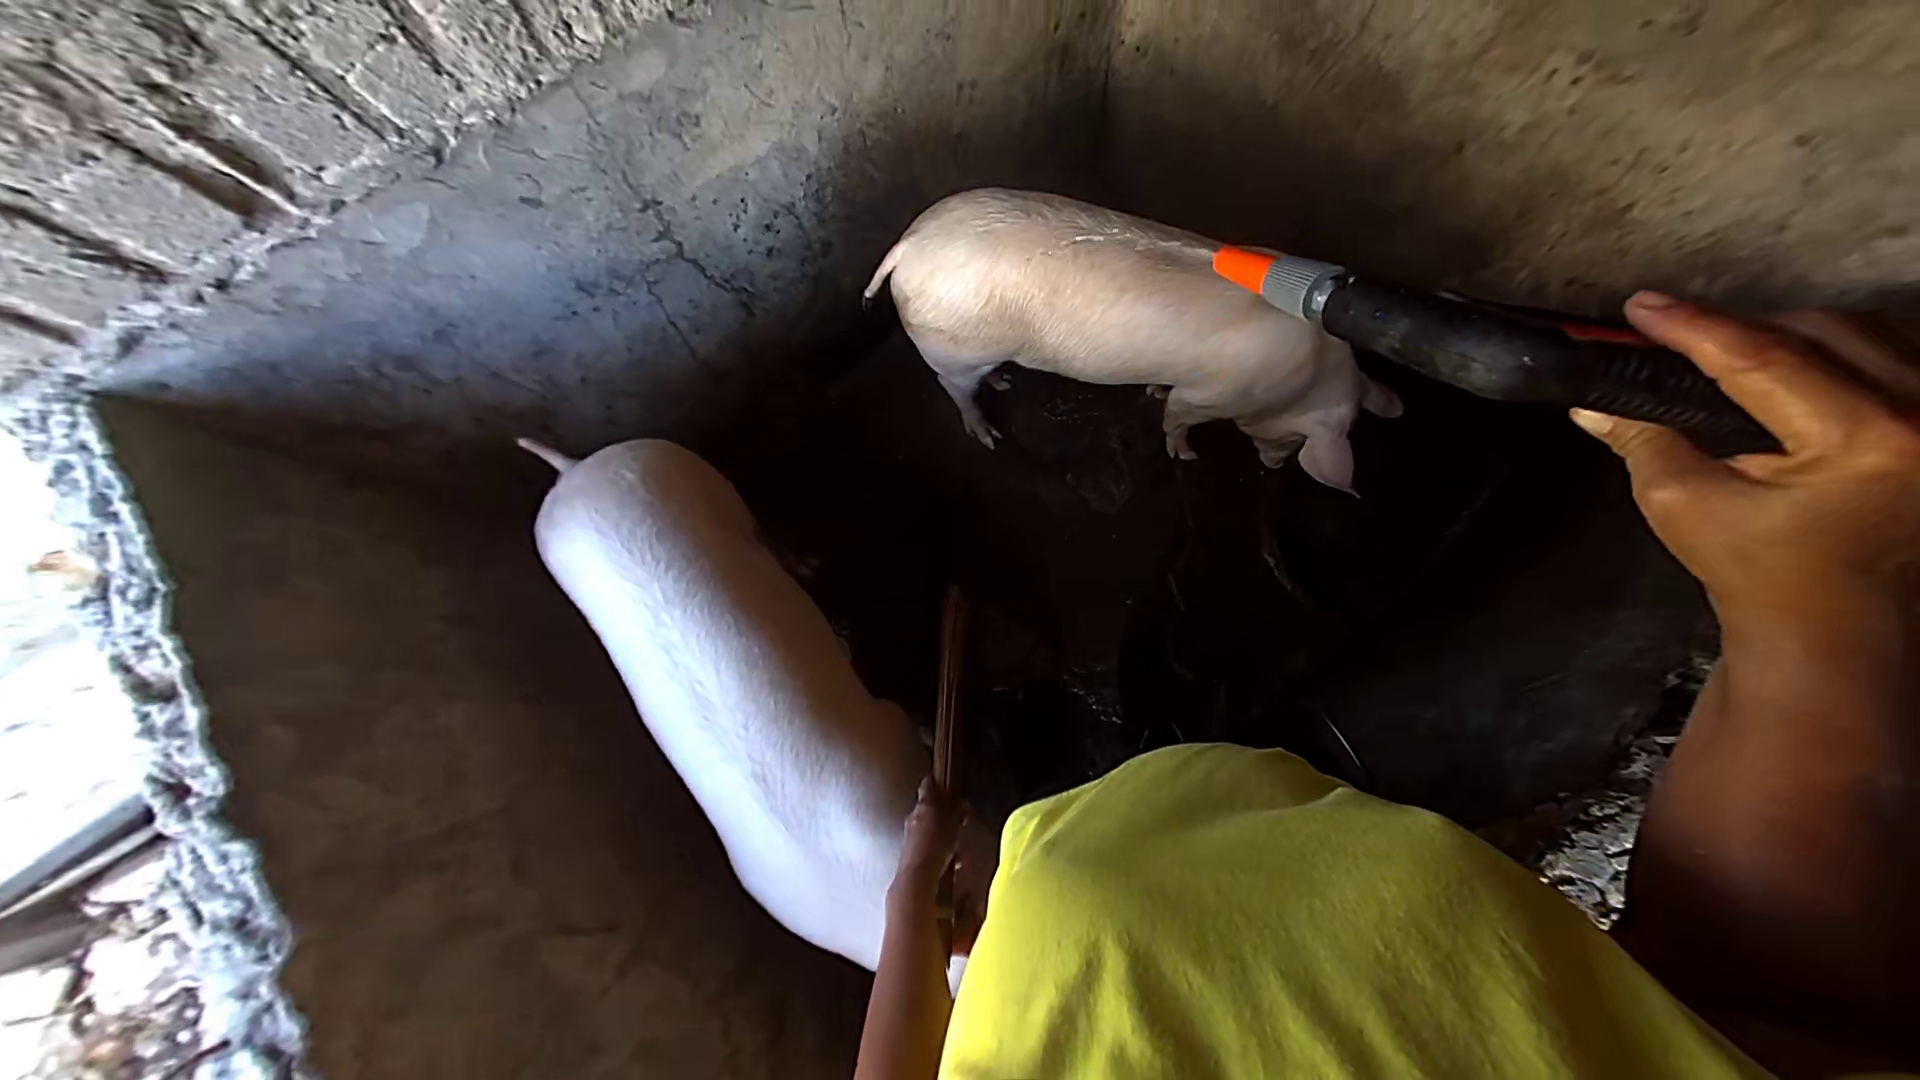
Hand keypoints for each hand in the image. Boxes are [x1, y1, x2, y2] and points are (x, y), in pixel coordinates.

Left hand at [890, 777, 964, 908]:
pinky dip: (935, 849)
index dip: (935, 782)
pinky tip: (950, 863)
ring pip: (926, 828)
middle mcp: (913, 815)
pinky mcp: (907, 849)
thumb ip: (958, 813)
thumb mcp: (954, 826)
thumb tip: (962, 804)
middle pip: (927, 807)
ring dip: (940, 834)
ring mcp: (908, 833)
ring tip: (957, 849)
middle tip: (956, 821)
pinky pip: (924, 844)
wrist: (916, 875)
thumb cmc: (938, 845)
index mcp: (925, 804)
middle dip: (941, 813)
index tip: (943, 784)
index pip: (927, 784)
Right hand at [1572, 292, 1919, 631]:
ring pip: (1869, 334)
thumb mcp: (1680, 502)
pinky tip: (1776, 362)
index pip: (1764, 360)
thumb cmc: (1753, 565)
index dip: (1692, 328)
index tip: (1638, 307)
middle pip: (1827, 330)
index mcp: (1868, 439)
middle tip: (1665, 331)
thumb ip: (1643, 440)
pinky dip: (1826, 349)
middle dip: (1738, 324)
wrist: (1832, 617)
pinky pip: (1890, 356)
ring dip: (1784, 332)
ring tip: (1714, 344)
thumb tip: (1592, 404)